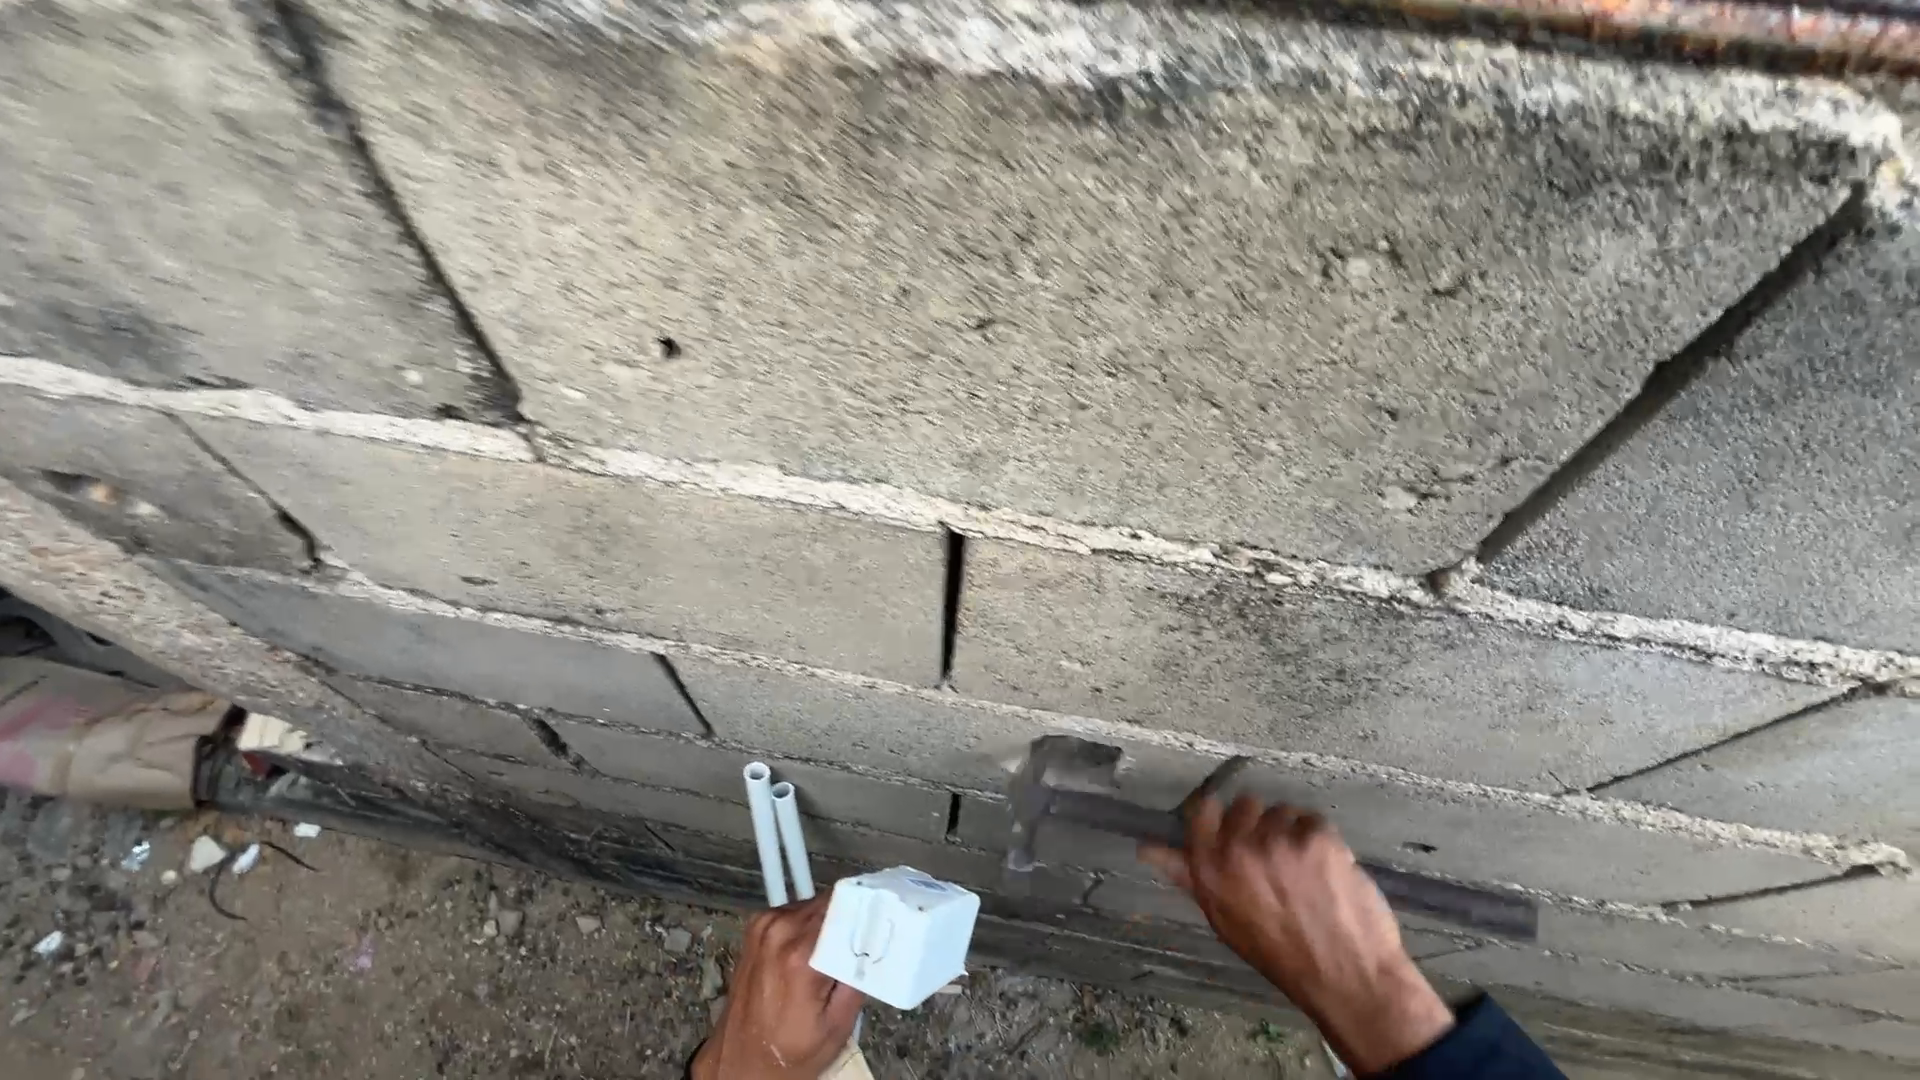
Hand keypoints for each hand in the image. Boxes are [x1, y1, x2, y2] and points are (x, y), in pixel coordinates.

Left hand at [691, 896, 864, 1079]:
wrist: (741, 1063)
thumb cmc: (791, 1051)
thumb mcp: (838, 1026)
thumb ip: (858, 977)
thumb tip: (876, 941)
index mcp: (801, 954)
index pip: (845, 907)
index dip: (866, 912)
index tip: (881, 923)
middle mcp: (780, 929)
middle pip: (830, 903)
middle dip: (848, 919)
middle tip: (860, 946)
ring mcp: (765, 924)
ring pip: (814, 905)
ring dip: (827, 922)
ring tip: (833, 955)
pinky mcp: (757, 926)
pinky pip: (796, 912)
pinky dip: (807, 926)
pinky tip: (810, 954)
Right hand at [1141, 796, 1453, 1075]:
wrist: (1348, 980)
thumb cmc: (1279, 953)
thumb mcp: (1222, 918)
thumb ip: (1187, 874)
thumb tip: (1146, 848)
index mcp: (1208, 868)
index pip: (1202, 808)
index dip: (1220, 816)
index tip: (1233, 830)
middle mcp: (1236, 848)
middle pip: (1244, 805)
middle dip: (1260, 826)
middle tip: (1276, 861)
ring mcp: (1277, 840)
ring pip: (1281, 811)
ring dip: (1292, 833)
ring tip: (1305, 871)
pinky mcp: (1316, 837)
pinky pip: (1312, 819)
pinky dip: (1321, 840)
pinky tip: (1326, 870)